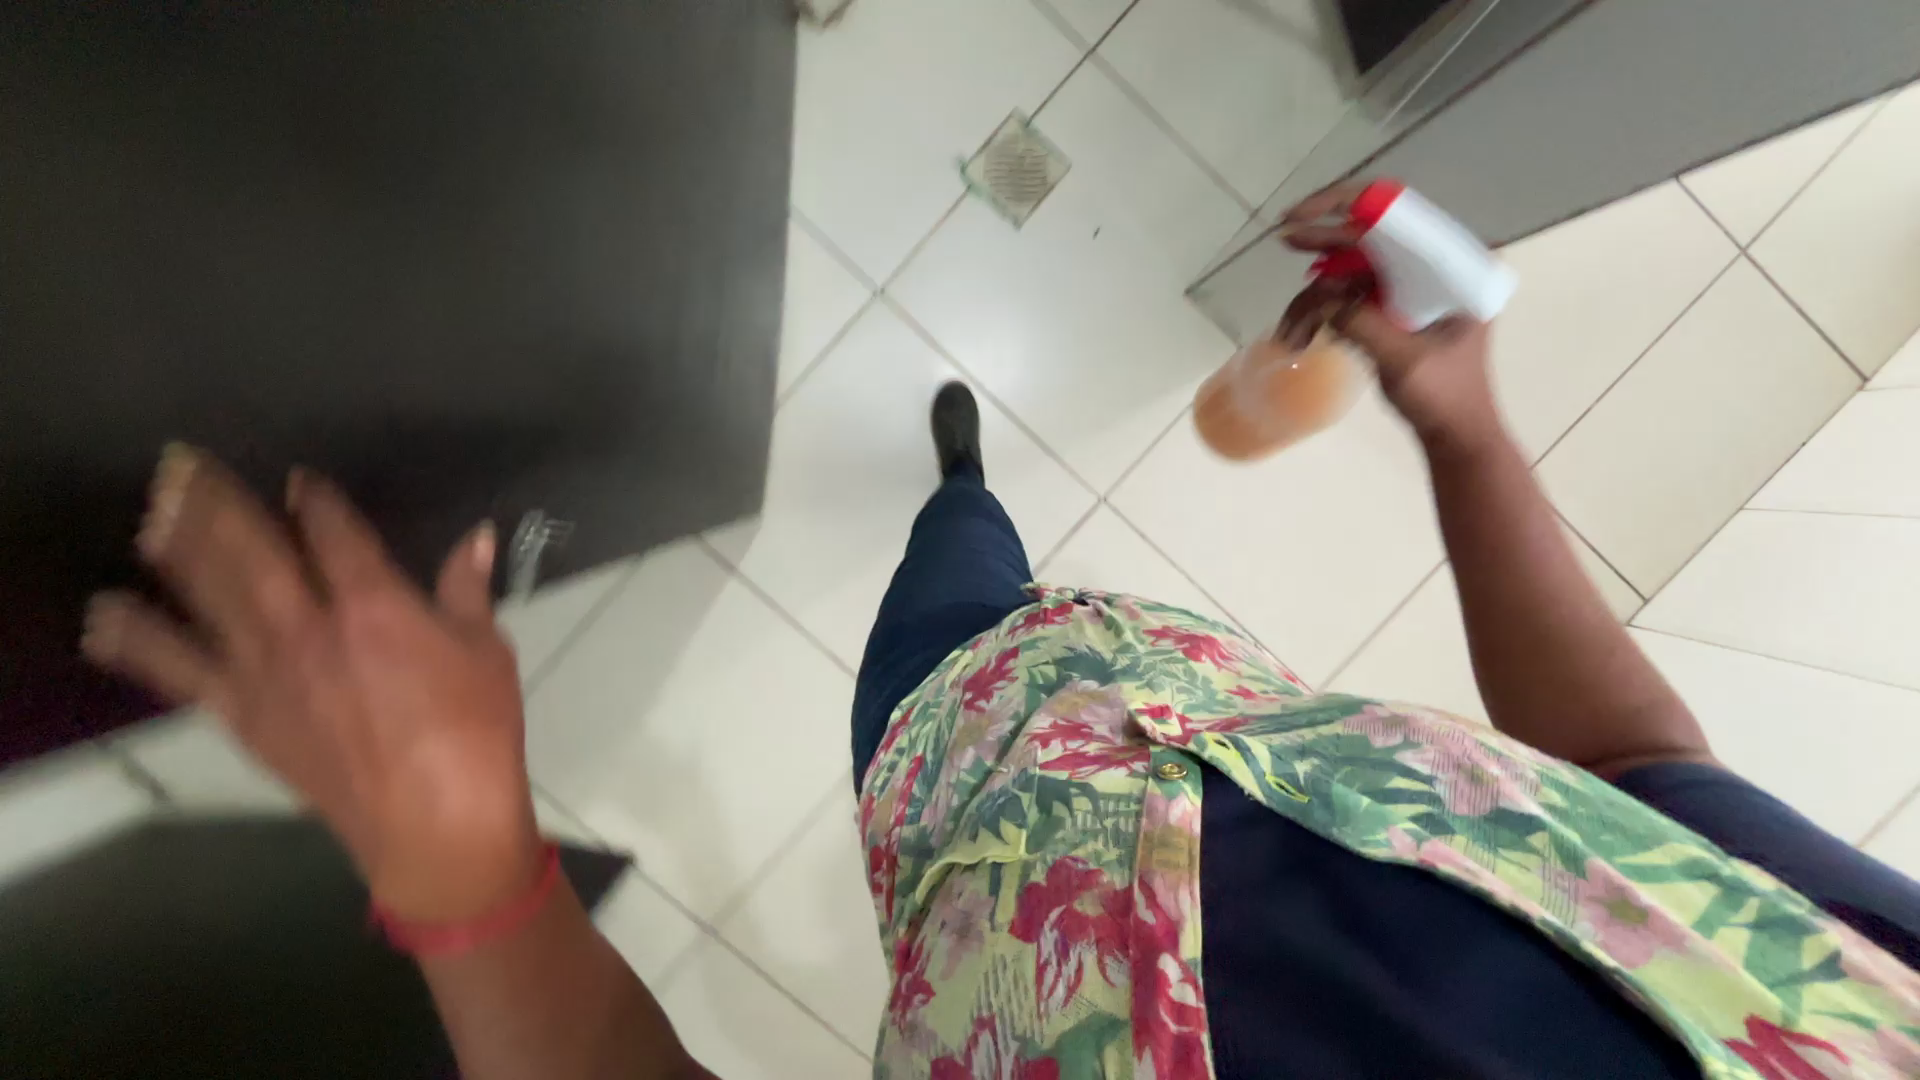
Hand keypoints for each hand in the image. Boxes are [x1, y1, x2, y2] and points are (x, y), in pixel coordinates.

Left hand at [82, 446, 542, 922]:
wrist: (433, 814)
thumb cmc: (477, 725)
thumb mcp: (486, 649)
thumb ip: (468, 590)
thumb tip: (478, 539)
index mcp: (377, 607)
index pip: (336, 536)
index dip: (317, 503)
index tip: (301, 481)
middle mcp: (309, 627)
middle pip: (250, 551)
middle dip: (215, 503)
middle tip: (179, 464)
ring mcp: (265, 671)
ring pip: (207, 596)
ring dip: (173, 549)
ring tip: (147, 511)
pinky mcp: (242, 713)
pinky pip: (178, 669)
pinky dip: (138, 640)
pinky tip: (108, 615)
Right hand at [1276, 182, 1503, 453]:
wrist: (1455, 435)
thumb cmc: (1444, 397)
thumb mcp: (1403, 358)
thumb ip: (1362, 322)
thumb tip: (1319, 295)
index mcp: (1455, 267)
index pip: (1399, 217)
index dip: (1348, 206)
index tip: (1303, 215)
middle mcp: (1435, 269)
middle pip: (1370, 240)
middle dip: (1323, 247)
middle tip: (1285, 243)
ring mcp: (1414, 290)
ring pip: (1352, 274)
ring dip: (1314, 302)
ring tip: (1289, 337)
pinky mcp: (1396, 311)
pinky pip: (1351, 299)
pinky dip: (1323, 316)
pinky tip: (1302, 338)